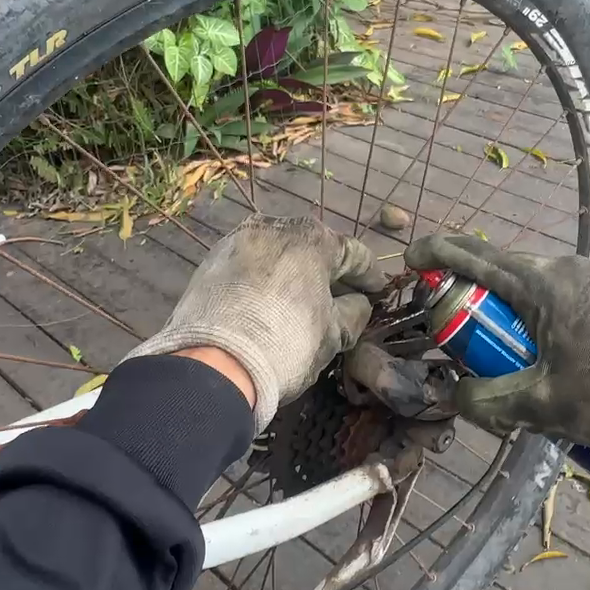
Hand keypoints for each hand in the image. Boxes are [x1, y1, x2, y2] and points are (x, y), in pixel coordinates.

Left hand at [130, 215, 380, 428]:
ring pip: (278, 255)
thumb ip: (354, 312)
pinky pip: (250, 266)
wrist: (212, 363)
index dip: (369, 276)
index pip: (353, 254)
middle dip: (329, 273)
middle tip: (342, 299)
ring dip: (294, 274)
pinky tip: (268, 303)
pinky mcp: (211, 260)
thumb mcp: (334, 334)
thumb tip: (358, 303)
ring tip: (303, 301)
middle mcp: (275, 227)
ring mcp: (238, 240)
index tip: (377, 293)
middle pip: (313, 249)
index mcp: (313, 238)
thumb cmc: (286, 342)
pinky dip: (264, 280)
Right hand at [407, 234, 589, 474]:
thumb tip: (452, 395)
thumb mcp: (542, 405)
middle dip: (464, 288)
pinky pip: (547, 293)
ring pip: (523, 282)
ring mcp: (585, 279)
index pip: (475, 257)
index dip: (437, 254)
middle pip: (497, 268)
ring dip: (497, 304)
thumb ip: (487, 400)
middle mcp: (562, 269)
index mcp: (543, 283)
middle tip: (443, 319)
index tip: (410, 259)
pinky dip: (524, 311)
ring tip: (485, 342)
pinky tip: (525, 347)